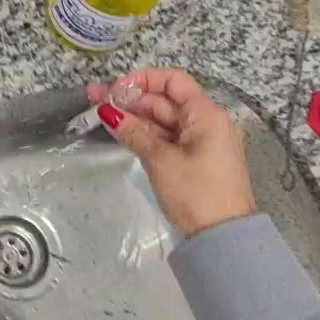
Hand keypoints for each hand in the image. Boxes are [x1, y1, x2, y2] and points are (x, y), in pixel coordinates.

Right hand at [87, 68, 257, 237]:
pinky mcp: (194, 159)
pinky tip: (120, 130)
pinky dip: (144, 133)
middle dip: (130, 98)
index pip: (173, 81)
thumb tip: (107, 111)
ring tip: (99, 112)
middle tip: (94, 99)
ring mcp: (201, 142)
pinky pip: (167, 137)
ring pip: (162, 119)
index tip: (115, 90)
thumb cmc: (197, 193)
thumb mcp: (160, 160)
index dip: (142, 80)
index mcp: (207, 115)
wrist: (224, 240)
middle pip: (165, 100)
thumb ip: (133, 132)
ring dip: (133, 115)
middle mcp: (206, 122)